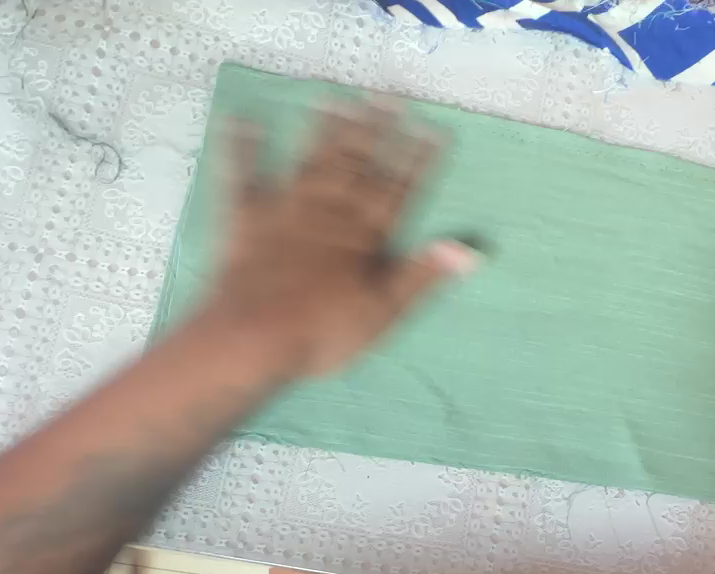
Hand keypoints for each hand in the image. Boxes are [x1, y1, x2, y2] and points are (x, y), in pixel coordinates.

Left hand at [203, 101, 479, 377]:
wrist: (252, 337)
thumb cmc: (324, 332)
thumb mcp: (384, 312)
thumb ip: (422, 277)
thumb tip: (470, 250)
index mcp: (363, 237)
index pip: (397, 191)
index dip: (417, 160)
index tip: (434, 129)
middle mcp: (327, 213)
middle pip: (356, 165)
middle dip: (375, 131)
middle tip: (390, 95)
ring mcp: (285, 212)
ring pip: (310, 163)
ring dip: (325, 129)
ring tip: (339, 97)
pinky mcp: (246, 220)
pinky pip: (243, 177)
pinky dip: (243, 148)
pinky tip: (244, 120)